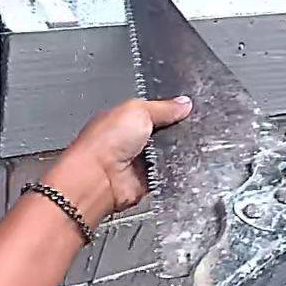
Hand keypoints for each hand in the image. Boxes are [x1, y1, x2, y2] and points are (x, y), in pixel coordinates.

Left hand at [43, 97, 192, 223]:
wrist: (98, 177)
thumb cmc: (105, 142)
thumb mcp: (138, 110)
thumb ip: (163, 107)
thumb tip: (184, 103)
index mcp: (124, 119)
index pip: (154, 112)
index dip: (171, 111)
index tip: (187, 110)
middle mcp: (130, 141)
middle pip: (165, 134)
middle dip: (174, 132)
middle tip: (180, 130)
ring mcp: (138, 162)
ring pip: (169, 154)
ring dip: (173, 152)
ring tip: (173, 148)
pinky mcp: (146, 182)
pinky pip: (167, 174)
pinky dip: (172, 171)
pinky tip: (173, 165)